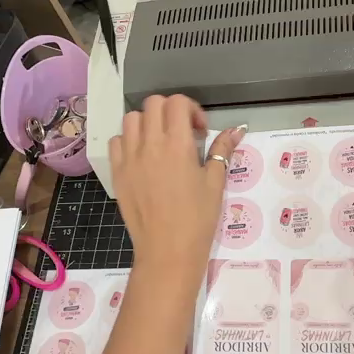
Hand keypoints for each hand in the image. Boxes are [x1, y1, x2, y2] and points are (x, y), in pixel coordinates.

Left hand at [110, 95, 244, 280]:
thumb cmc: (197, 219)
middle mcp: (149, 144)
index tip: (200, 131)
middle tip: (182, 132)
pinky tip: (143, 156)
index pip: (177, 103)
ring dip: (148, 122)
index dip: (191, 109)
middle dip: (171, 110)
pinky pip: (117, 142)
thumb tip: (236, 130)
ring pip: (131, 119)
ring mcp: (129, 158)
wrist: (167, 251)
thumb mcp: (215, 183)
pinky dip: (129, 140)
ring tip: (161, 142)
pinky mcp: (117, 172)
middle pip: (153, 104)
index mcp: (177, 144)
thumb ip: (222, 151)